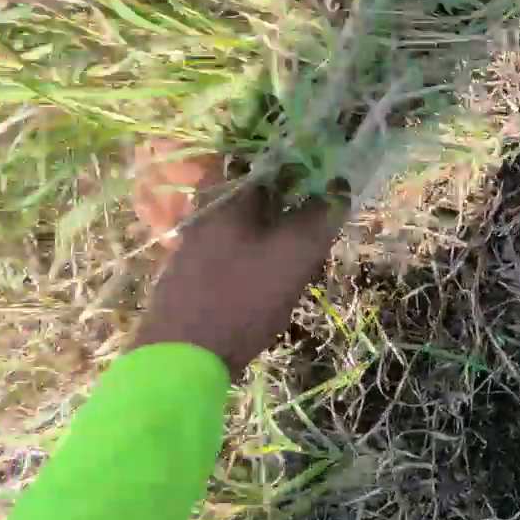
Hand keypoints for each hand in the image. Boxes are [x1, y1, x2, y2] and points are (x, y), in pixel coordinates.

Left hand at [127, 141, 339, 376]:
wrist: (179, 362)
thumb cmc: (242, 297)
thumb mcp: (296, 254)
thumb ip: (322, 215)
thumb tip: (340, 187)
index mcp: (228, 199)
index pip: (264, 159)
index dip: (297, 157)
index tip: (325, 166)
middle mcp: (205, 214)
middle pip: (254, 188)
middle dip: (289, 191)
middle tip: (320, 203)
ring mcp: (194, 245)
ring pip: (244, 219)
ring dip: (274, 221)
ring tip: (304, 238)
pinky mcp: (191, 274)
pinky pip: (232, 245)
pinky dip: (257, 246)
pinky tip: (274, 268)